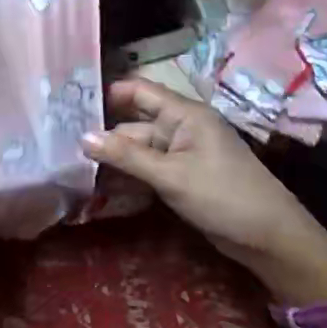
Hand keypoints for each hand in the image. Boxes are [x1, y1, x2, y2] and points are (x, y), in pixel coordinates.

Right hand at [80, 80, 326, 302]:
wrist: (267, 236)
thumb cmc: (223, 195)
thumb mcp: (171, 175)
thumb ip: (126, 155)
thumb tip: (82, 137)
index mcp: (183, 114)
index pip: (138, 91)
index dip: (106, 94)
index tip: (68, 104)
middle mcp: (179, 128)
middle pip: (132, 125)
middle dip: (101, 137)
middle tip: (60, 149)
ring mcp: (180, 154)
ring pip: (136, 151)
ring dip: (111, 162)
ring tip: (73, 171)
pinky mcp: (179, 178)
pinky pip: (146, 171)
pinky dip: (126, 178)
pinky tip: (100, 190)